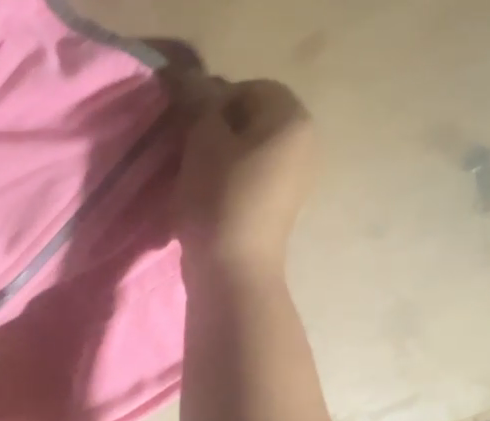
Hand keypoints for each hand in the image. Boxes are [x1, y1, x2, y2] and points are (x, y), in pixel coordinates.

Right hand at [173, 77, 317, 270]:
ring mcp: (297, 177)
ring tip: (192, 183)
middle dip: (217, 132)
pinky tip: (207, 204)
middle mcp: (305, 141)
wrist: (233, 269)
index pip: (249, 88)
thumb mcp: (202, 144)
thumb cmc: (218, 200)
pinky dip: (228, 184)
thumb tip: (192, 81)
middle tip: (184, 156)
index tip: (184, 131)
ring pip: (251, 152)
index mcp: (292, 118)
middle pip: (253, 121)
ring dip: (219, 160)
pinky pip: (253, 180)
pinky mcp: (281, 207)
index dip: (212, 103)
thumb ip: (200, 106)